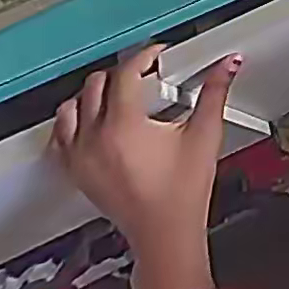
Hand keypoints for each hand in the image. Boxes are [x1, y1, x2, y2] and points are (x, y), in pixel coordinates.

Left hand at [51, 44, 241, 288]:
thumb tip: (228, 65)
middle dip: (123, 72)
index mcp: (123, 126)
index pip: (125, 72)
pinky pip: (60, 136)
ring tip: (118, 92)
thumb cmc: (181, 192)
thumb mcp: (205, 133)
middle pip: (96, 85)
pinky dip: (73, 120)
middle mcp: (94, 139)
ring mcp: (80, 158)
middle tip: (146, 74)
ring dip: (94, 94)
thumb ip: (216, 91)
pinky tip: (93, 120)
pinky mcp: (75, 172)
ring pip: (71, 107)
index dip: (144, 56)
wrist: (165, 232)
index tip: (158, 55)